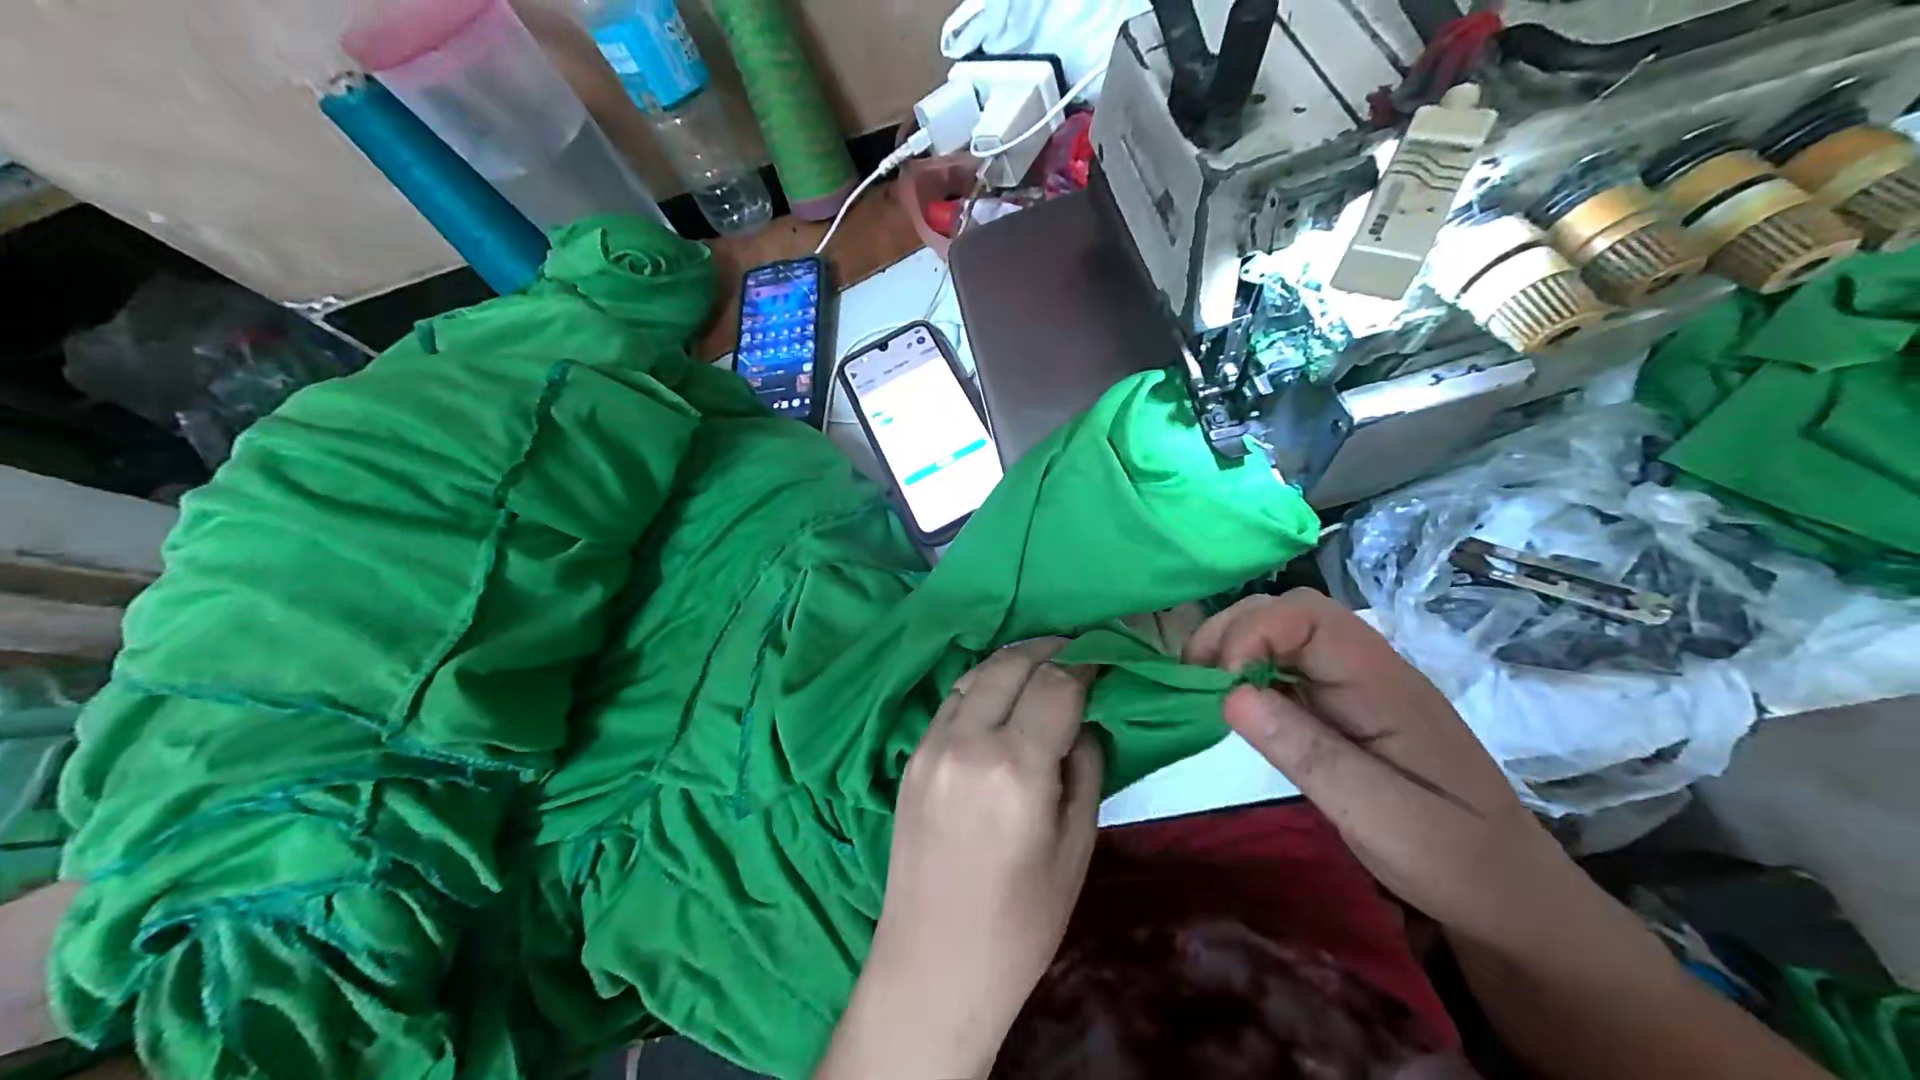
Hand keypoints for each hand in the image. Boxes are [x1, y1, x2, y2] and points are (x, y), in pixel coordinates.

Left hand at [816, 638, 1103, 1079]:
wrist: (933, 966)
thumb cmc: (1021, 924)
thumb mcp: (1075, 847)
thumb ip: (1084, 768)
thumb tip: (1083, 719)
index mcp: (1014, 768)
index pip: (1056, 683)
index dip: (1087, 662)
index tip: (1107, 655)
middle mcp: (965, 743)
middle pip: (1011, 664)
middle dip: (1050, 650)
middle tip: (1079, 653)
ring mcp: (929, 747)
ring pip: (975, 674)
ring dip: (1013, 662)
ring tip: (1043, 670)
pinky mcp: (910, 758)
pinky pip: (950, 701)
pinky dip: (981, 686)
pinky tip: (1001, 700)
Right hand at [1183, 589, 1579, 944]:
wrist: (1514, 898)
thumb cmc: (1458, 862)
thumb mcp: (1383, 818)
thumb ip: (1308, 753)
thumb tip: (1229, 693)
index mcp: (1385, 683)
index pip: (1308, 617)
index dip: (1251, 632)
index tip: (1217, 683)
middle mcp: (1369, 669)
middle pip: (1291, 611)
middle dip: (1232, 631)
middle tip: (1192, 678)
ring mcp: (1356, 687)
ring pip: (1284, 633)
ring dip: (1234, 647)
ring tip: (1201, 687)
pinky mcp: (1343, 708)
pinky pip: (1287, 668)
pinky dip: (1247, 674)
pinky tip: (1231, 702)